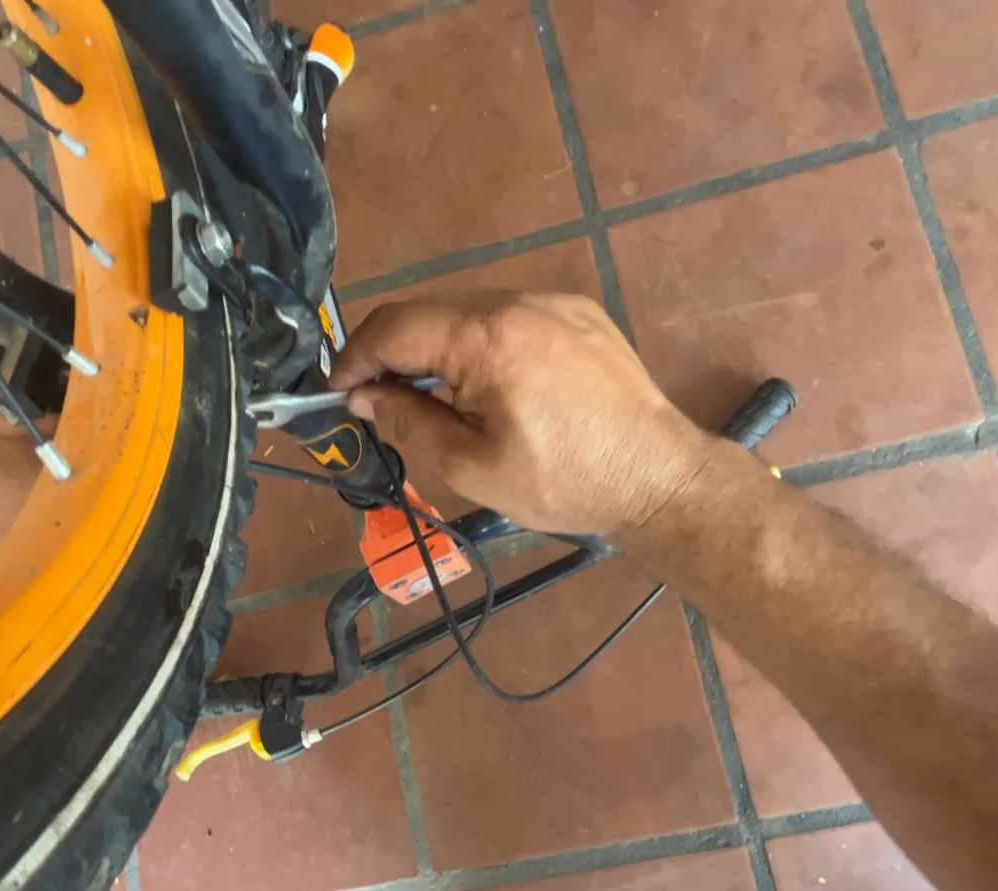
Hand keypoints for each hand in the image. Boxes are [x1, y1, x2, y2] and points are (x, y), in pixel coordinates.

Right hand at [330, 291, 716, 535]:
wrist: (657, 478)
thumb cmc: (562, 483)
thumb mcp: (471, 466)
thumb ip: (409, 420)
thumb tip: (366, 395)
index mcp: (487, 337)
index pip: (396, 325)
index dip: (356, 356)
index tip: (339, 390)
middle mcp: (519, 301)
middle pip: (432, 312)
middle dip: (396, 353)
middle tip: (382, 400)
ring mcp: (555, 302)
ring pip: (471, 313)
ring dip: (440, 348)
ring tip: (437, 398)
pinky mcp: (581, 314)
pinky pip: (512, 319)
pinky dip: (483, 344)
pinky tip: (492, 386)